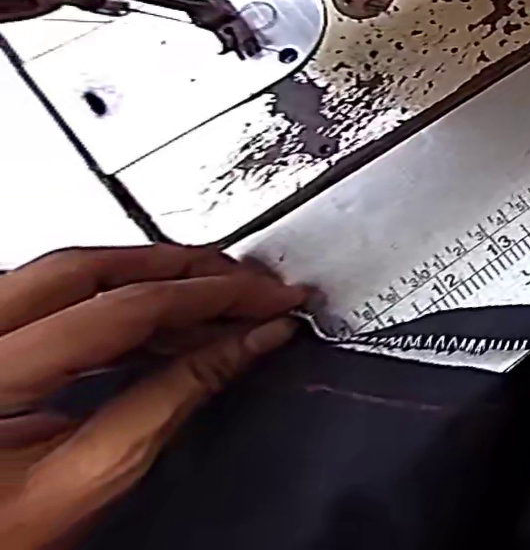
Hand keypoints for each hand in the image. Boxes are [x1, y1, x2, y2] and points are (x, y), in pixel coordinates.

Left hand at [0, 245, 308, 548]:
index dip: (220, 293)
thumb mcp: (91, 476)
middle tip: (249, 281)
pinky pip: (37, 302)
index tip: (278, 296)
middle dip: (184, 266)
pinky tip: (152, 323)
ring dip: (148, 278)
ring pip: (59, 278)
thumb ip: (179, 394)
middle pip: (84, 270)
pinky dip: (108, 300)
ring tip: (210, 298)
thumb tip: (261, 335)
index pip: (129, 306)